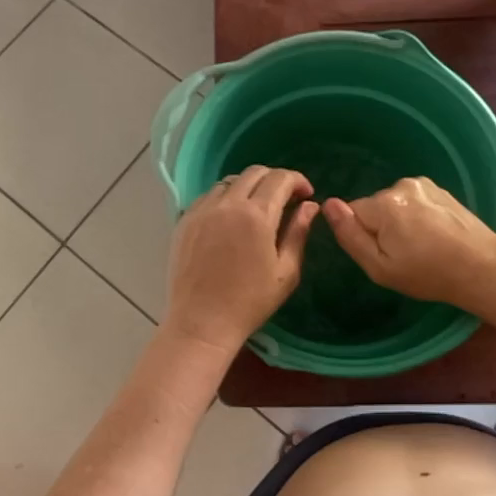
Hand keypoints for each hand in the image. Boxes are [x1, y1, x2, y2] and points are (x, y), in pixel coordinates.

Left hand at [165, 166, 317, 353]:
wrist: (201, 322)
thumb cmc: (250, 302)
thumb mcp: (286, 271)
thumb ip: (298, 232)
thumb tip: (310, 205)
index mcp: (257, 215)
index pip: (280, 178)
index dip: (298, 180)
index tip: (306, 194)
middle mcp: (228, 204)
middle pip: (254, 172)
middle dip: (275, 179)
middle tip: (285, 199)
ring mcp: (202, 209)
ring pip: (230, 182)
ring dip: (249, 187)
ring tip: (257, 209)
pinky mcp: (185, 219)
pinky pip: (209, 196)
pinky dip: (225, 198)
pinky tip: (230, 219)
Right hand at [323, 177, 495, 305]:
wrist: (481, 267)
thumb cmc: (428, 274)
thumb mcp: (380, 267)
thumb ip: (350, 235)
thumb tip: (328, 204)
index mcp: (383, 204)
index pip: (352, 212)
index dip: (363, 235)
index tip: (383, 254)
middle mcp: (400, 186)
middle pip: (374, 207)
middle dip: (382, 227)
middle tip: (404, 255)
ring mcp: (422, 184)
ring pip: (394, 204)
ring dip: (400, 221)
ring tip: (423, 246)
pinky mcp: (439, 188)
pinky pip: (413, 200)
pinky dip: (417, 215)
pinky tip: (434, 234)